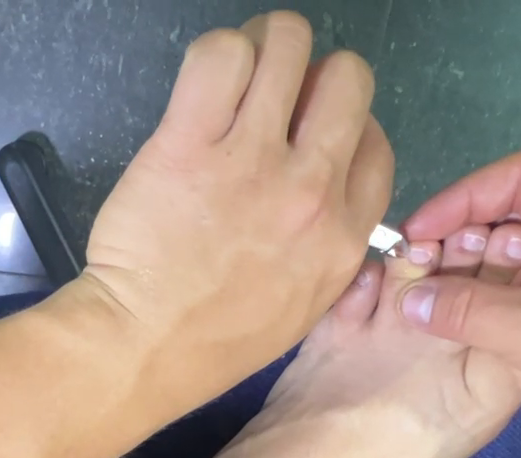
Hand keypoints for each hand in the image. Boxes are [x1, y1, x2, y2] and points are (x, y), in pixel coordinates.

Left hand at [80, 12, 393, 402]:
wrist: (144, 351)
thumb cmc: (212, 344)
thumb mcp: (298, 312)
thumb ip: (324, 250)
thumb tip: (324, 198)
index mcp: (344, 239)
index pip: (376, 145)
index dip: (342, 130)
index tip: (305, 142)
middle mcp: (313, 191)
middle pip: (347, 79)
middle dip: (311, 81)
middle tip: (268, 110)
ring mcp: (254, 163)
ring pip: (288, 44)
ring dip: (263, 53)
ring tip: (232, 87)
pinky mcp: (190, 144)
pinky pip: (220, 54)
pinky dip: (215, 58)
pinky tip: (197, 97)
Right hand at [188, 224, 520, 457]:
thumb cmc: (402, 448)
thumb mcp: (481, 395)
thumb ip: (491, 328)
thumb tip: (505, 258)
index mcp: (484, 366)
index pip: (513, 294)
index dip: (507, 258)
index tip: (495, 239)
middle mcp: (442, 345)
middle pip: (463, 271)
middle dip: (457, 245)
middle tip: (444, 243)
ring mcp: (390, 335)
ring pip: (411, 270)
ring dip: (410, 255)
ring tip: (406, 256)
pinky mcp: (344, 330)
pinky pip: (359, 285)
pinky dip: (364, 275)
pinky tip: (366, 284)